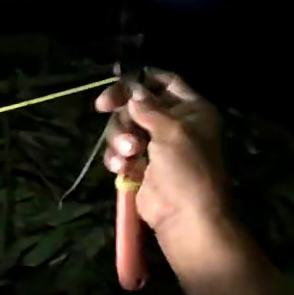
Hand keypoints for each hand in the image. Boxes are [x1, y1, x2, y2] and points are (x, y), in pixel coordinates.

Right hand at [95, 70, 227, 239]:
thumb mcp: (171, 130)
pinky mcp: (139, 165)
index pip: (164, 81)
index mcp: (190, 109)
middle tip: (102, 106)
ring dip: (119, 137)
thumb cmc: (187, 168)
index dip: (142, 78)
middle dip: (122, 111)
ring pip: (123, 127)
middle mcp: (173, 123)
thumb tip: (132, 91)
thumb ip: (148, 107)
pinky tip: (122, 167)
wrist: (185, 216)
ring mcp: (154, 146)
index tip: (118, 80)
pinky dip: (116, 157)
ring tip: (128, 154)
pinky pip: (119, 151)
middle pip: (137, 103)